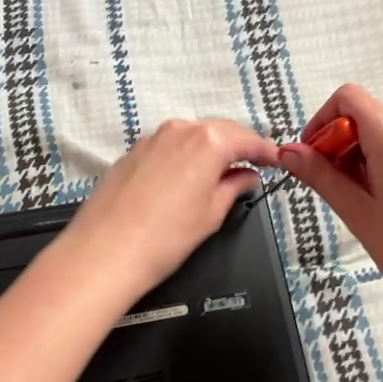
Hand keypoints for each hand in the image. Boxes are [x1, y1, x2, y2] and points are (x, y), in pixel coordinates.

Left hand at [62, 119, 271, 300]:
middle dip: (239, 146)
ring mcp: (152, 138)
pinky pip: (170, 145)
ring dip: (212, 149)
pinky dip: (186, 155)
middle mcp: (180, 129)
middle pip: (220, 131)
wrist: (105, 252)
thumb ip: (233, 187)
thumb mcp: (211, 214)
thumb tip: (245, 177)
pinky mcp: (133, 152)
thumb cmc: (163, 238)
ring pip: (193, 136)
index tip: (277, 161)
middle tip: (255, 165)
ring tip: (224, 172)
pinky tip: (190, 176)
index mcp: (207, 141)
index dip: (266, 151)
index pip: (247, 139)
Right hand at [267, 85, 382, 327]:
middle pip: (367, 116)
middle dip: (340, 145)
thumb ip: (322, 177)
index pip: (348, 98)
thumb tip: (290, 152)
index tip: (312, 158)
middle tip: (332, 189)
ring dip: (362, 158)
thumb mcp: (360, 216)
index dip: (322, 122)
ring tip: (361, 205)